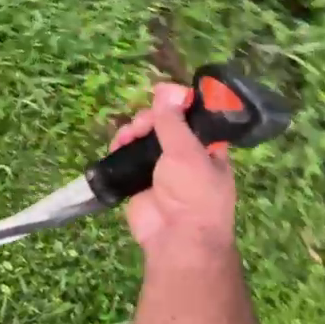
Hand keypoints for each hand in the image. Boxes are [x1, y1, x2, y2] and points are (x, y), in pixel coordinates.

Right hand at [109, 82, 236, 266]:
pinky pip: (129, 154)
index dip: (176, 105)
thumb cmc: (192, 193)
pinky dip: (121, 147)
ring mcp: (162, 168)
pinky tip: (116, 147)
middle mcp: (186, 156)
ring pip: (144, 137)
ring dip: (132, 132)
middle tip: (141, 126)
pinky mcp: (141, 178)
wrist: (175, 236)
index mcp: (208, 149)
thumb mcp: (186, 152)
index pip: (193, 118)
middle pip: (163, 124)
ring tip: (124, 139)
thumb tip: (168, 87)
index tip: (160, 98)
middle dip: (148, 120)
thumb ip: (173, 120)